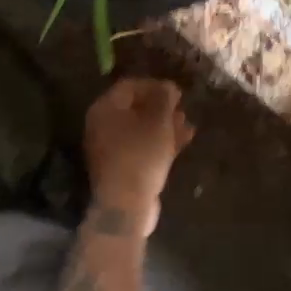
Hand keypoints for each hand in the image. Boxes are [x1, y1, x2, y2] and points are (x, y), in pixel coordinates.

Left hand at [84, 78, 193, 233]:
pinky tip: (183, 141)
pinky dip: (160, 143)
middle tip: (182, 107)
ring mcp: (111, 149)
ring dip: (164, 125)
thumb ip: (164, 98)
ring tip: (187, 124)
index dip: (155, 85)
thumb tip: (168, 87)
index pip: (130, 86)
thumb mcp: (158, 121)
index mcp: (105, 109)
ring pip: (141, 130)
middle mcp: (103, 126)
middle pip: (135, 108)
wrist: (127, 205)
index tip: (177, 91)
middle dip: (161, 107)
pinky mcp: (122, 168)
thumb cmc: (141, 154)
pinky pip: (142, 147)